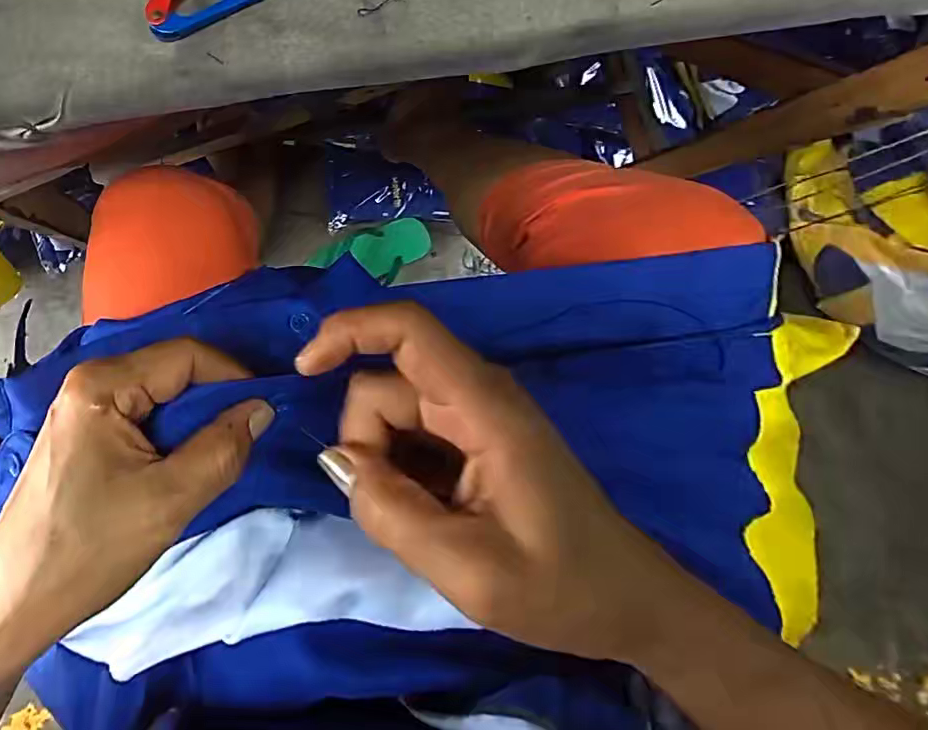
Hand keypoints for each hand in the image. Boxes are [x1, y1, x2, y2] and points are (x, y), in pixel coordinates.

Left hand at [0, 339, 272, 653]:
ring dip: (197, 417)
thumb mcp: (169, 500)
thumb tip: (263, 407)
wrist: (12, 608)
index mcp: (102, 384)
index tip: (264, 410)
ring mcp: (84, 404)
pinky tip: (186, 458)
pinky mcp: (86, 429)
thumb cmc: (86, 551)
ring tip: (221, 447)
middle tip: (247, 431)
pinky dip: (175, 430)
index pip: (188, 355)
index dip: (234, 376)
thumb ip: (223, 447)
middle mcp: (91, 380)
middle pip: (175, 369)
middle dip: (216, 398)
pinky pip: (146, 412)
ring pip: (164, 392)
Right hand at [295, 303, 706, 665]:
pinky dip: (401, 471)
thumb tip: (337, 462)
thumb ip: (392, 513)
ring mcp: (475, 412)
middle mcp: (475, 392)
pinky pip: (412, 436)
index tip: (304, 369)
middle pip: (385, 385)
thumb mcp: (469, 569)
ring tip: (426, 525)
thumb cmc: (559, 585)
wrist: (622, 598)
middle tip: (400, 517)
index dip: (350, 330)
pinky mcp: (474, 435)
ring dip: (383, 465)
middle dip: (365, 444)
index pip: (410, 329)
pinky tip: (433, 515)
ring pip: (392, 414)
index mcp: (482, 404)